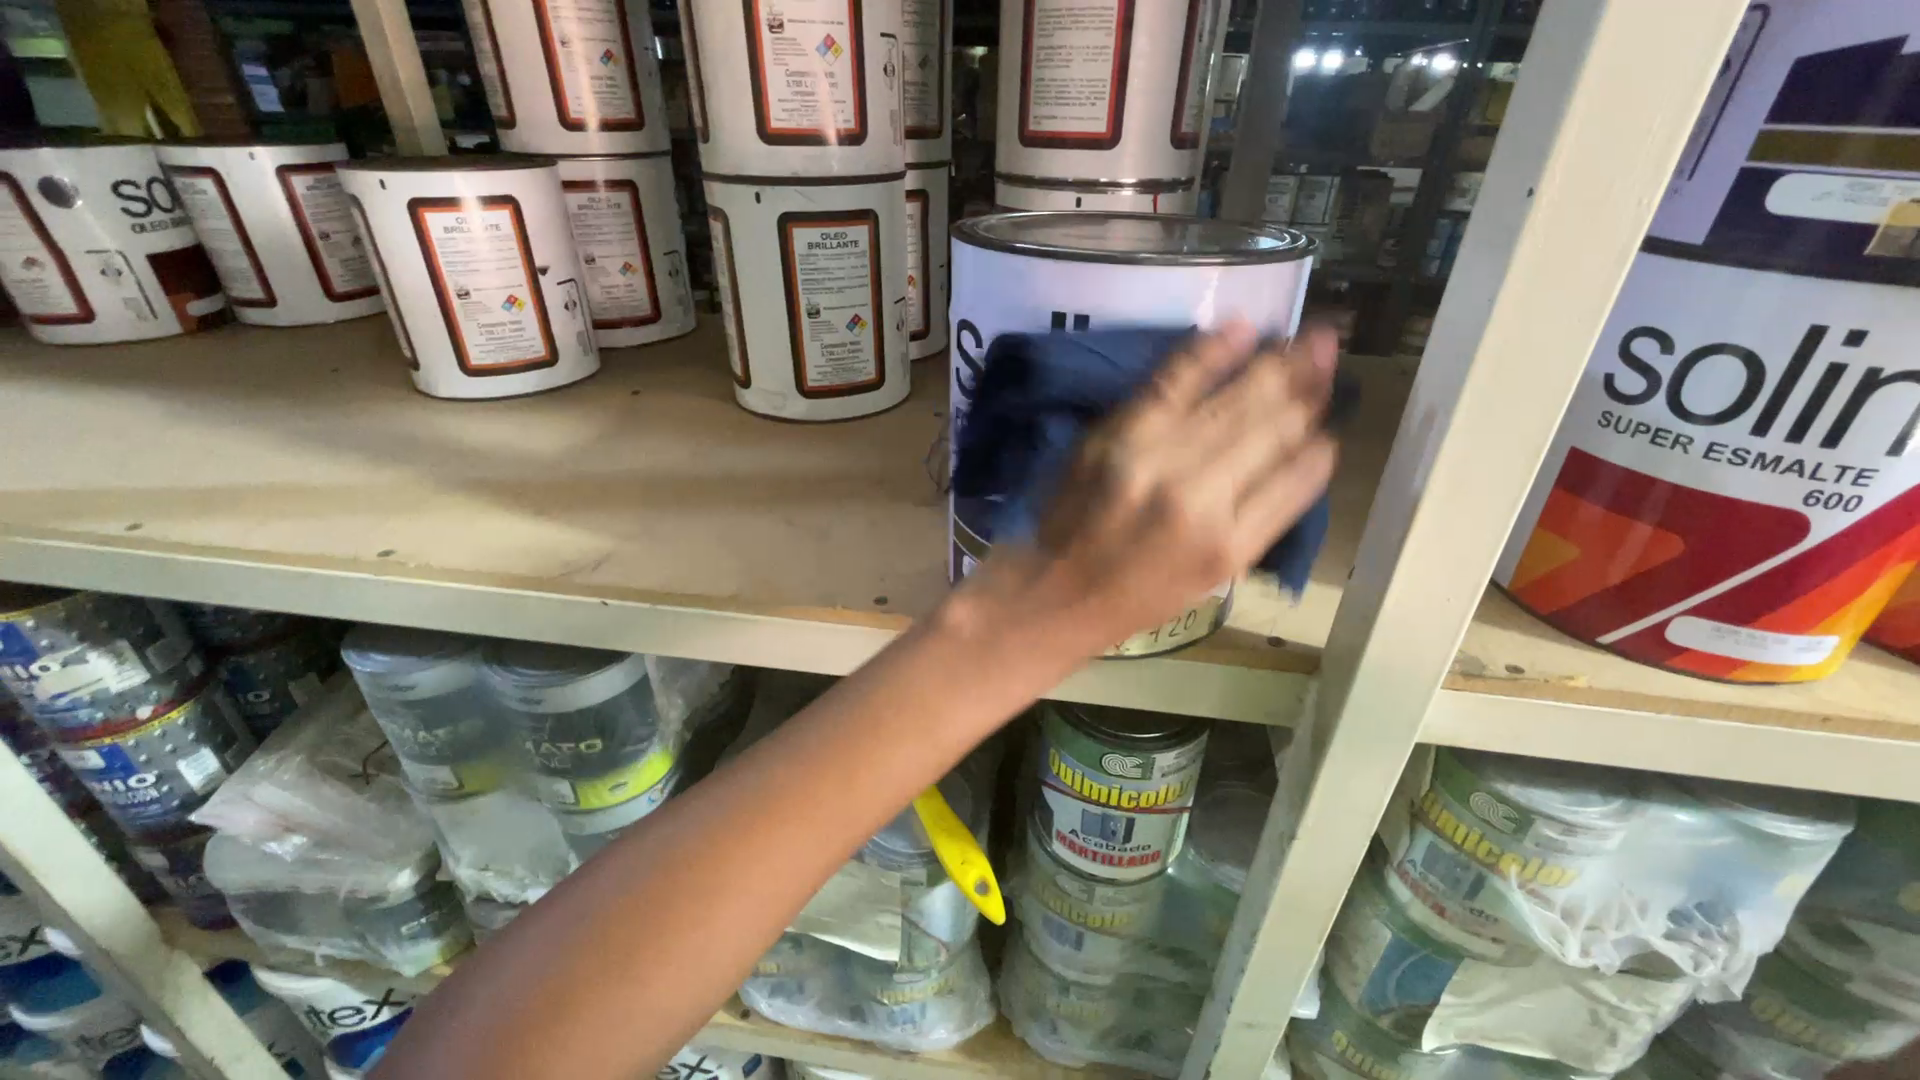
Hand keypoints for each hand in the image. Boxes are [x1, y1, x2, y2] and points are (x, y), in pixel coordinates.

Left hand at [952, 322, 1339, 654]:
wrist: (1053, 592)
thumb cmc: (1136, 596)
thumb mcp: (1210, 578)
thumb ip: (1260, 520)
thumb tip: (1305, 454)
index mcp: (1229, 546)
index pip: (1298, 476)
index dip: (1320, 438)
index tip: (1332, 410)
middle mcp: (1199, 498)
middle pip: (1270, 426)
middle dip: (1308, 381)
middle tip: (1329, 343)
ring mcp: (1154, 460)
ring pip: (1232, 400)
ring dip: (1274, 362)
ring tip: (1306, 333)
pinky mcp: (1116, 434)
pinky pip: (1173, 381)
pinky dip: (1209, 353)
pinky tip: (1241, 330)